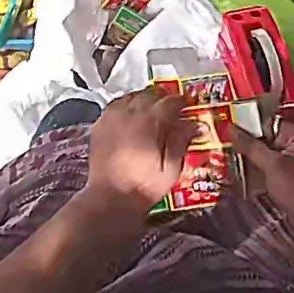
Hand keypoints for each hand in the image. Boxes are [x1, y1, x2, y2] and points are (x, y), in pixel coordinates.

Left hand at [77, 86, 191, 220]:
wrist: (110, 198)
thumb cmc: (144, 186)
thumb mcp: (170, 168)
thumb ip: (180, 141)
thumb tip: (193, 124)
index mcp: (150, 121)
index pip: (170, 102)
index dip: (181, 102)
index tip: (188, 106)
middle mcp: (130, 112)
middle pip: (150, 94)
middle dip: (163, 98)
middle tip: (171, 108)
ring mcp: (112, 115)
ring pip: (132, 96)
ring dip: (144, 99)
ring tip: (151, 110)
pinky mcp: (100, 123)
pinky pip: (116, 105)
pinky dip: (127, 106)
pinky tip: (131, 116)